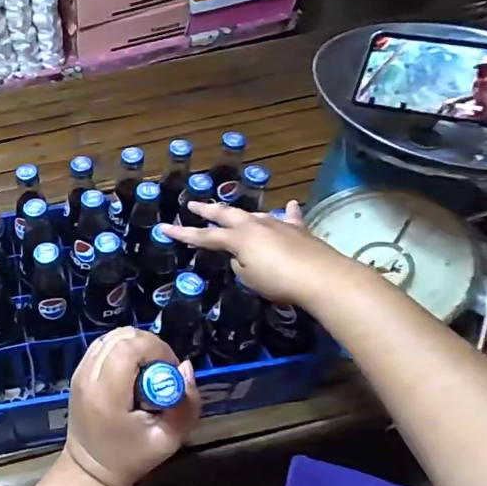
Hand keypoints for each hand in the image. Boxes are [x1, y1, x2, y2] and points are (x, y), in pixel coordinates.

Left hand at [63, 328, 200, 485]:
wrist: (91, 468)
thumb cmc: (131, 456)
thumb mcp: (168, 439)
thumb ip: (185, 405)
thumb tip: (185, 367)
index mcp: (107, 395)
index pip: (129, 348)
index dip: (157, 350)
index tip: (171, 369)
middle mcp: (88, 376)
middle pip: (120, 337)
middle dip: (149, 345)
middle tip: (163, 369)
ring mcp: (80, 371)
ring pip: (111, 336)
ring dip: (136, 345)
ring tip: (148, 371)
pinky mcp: (79, 371)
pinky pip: (103, 345)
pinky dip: (122, 349)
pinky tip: (132, 371)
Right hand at [158, 200, 349, 308]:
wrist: (322, 277)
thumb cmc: (279, 281)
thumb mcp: (249, 278)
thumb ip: (240, 264)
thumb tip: (243, 256)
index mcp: (237, 238)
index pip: (203, 236)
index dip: (183, 233)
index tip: (164, 228)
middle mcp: (254, 225)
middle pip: (226, 214)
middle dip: (207, 210)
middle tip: (193, 204)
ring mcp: (278, 224)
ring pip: (254, 214)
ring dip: (242, 214)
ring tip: (234, 213)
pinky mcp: (299, 230)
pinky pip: (289, 218)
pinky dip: (287, 213)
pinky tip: (290, 206)